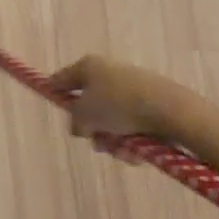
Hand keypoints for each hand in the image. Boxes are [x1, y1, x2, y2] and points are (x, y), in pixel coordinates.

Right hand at [49, 55, 192, 156]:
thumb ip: (75, 121)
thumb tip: (79, 127)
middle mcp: (108, 72)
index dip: (55, 91)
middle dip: (95, 129)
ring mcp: (131, 87)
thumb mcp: (86, 115)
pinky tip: (138, 153)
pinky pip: (133, 124)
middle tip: (98, 143)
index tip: (51, 102)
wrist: (167, 108)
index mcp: (88, 66)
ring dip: (115, 139)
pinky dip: (133, 140)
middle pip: (92, 105)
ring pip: (114, 119)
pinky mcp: (151, 103)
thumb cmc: (117, 105)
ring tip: (123, 152)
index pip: (63, 78)